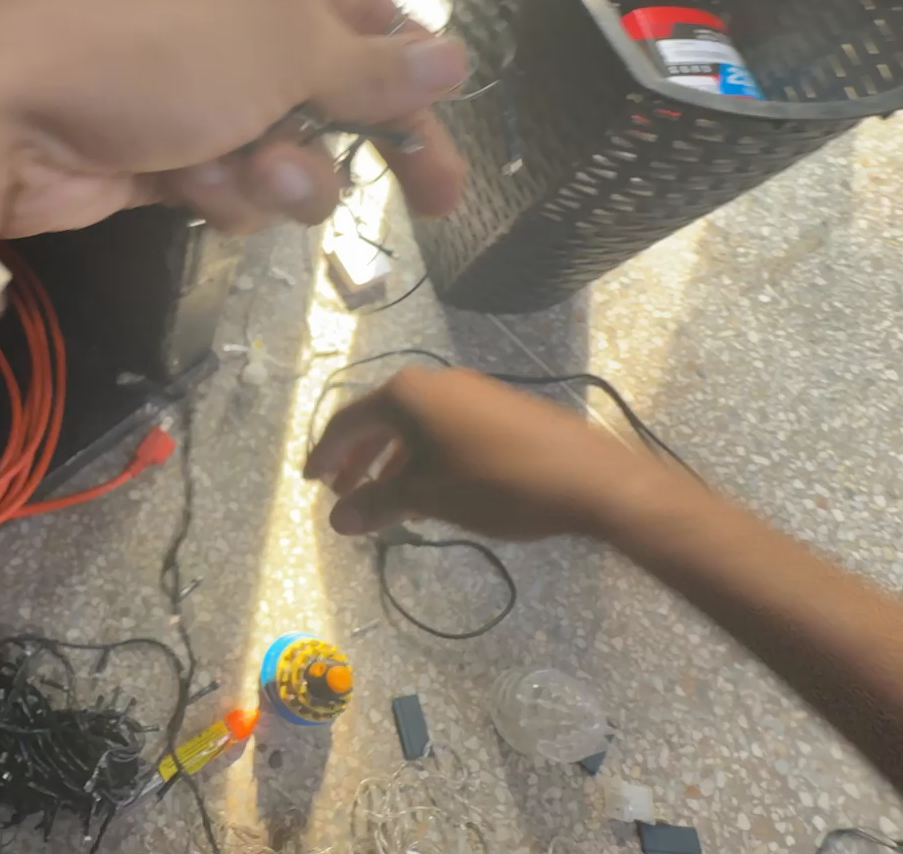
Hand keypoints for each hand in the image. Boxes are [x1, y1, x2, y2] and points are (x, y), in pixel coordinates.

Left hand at [0, 0, 471, 237]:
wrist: (5, 104)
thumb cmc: (162, 49)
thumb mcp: (287, 46)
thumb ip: (374, 67)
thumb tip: (455, 61)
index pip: (380, 19)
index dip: (420, 93)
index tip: (447, 172)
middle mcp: (236, 8)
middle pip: (333, 94)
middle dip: (351, 146)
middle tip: (425, 203)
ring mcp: (189, 82)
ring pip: (280, 150)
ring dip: (280, 176)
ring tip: (249, 176)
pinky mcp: (154, 144)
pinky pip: (222, 180)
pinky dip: (219, 193)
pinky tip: (196, 189)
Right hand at [303, 367, 688, 540]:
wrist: (591, 478)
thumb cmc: (495, 483)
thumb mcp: (425, 496)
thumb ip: (375, 504)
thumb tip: (336, 520)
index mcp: (405, 394)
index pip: (347, 422)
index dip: (325, 454)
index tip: (311, 481)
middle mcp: (431, 382)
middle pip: (377, 420)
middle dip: (356, 458)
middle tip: (340, 490)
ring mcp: (467, 391)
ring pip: (411, 425)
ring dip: (389, 460)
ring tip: (383, 496)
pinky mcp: (496, 407)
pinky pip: (441, 427)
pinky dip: (422, 455)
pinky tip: (429, 486)